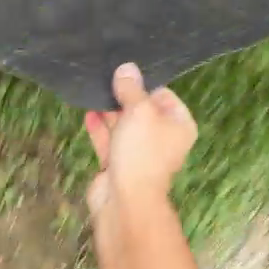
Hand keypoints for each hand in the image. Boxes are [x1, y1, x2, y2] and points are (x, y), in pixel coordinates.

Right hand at [84, 62, 198, 216]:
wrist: (125, 199)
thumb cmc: (141, 152)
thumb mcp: (139, 111)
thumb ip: (131, 89)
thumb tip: (126, 68)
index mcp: (179, 125)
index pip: (163, 95)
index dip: (144, 84)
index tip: (125, 72)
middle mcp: (161, 138)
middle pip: (141, 111)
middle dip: (124, 97)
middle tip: (106, 78)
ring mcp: (138, 153)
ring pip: (123, 126)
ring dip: (109, 112)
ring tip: (94, 92)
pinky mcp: (117, 164)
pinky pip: (108, 141)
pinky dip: (99, 128)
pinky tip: (88, 113)